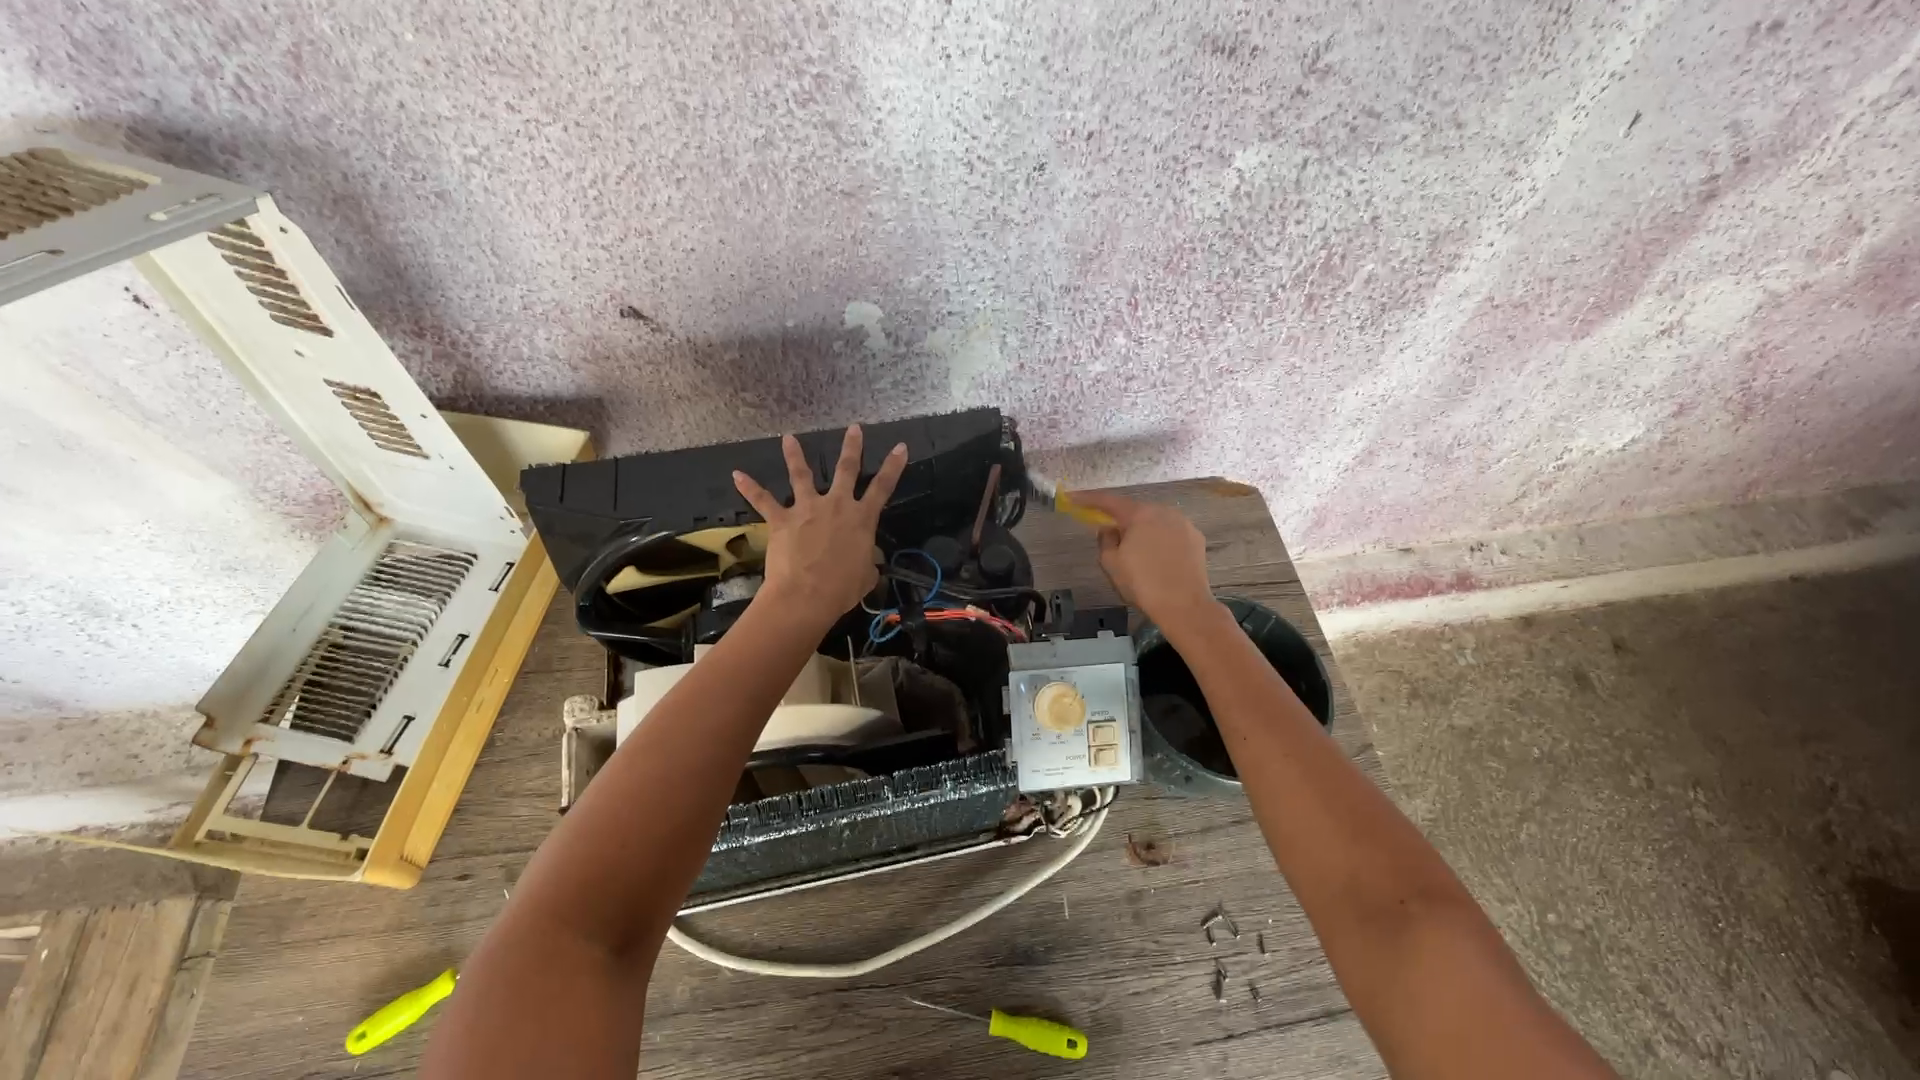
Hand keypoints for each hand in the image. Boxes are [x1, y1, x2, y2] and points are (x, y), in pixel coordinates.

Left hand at [732, 425, 907, 615]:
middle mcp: (836, 506)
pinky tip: (737, 475)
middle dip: (852, 447)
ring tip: (789, 438)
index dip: (893, 466)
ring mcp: (807, 509)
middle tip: (854, 428)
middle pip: (846, 469)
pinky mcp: (781, 520)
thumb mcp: (867, 576)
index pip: (883, 487)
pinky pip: (762, 501)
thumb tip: (867, 560)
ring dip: (794, 455)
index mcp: (862, 519)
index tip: (900, 447)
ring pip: (801, 475)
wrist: (806, 595)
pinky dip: (749, 488)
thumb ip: (868, 562)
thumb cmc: (842, 589)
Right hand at [1072, 491, 1217, 630]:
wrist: (1184, 605)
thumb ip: (1105, 540)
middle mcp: (1164, 512)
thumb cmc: (1143, 584)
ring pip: (1155, 522)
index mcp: (1140, 515)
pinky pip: (1171, 533)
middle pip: (1135, 511)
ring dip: (1143, 531)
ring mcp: (1184, 524)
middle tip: (1110, 535)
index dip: (1088, 499)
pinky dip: (1160, 541)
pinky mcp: (1196, 538)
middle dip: (1121, 520)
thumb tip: (1109, 529)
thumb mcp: (1111, 564)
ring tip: (1138, 554)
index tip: (1072, 497)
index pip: (1108, 501)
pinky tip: (1158, 559)